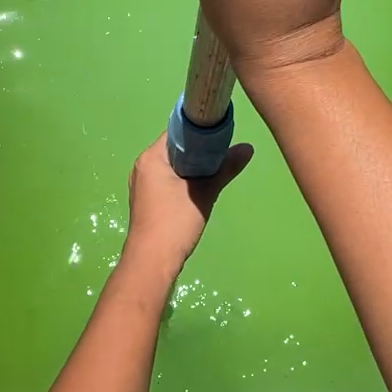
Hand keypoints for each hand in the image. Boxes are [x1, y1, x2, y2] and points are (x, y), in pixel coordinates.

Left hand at [122, 133, 254, 275]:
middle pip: (175, 150)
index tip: (221, 134)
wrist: (152, 260)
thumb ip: (226, 168)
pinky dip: (184, 182)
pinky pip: (168, 182)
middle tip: (223, 154)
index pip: (177, 132)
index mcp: (150, 158)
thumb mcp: (204, 193)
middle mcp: (142, 167)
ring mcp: (143, 186)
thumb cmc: (174, 222)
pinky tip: (200, 190)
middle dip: (199, 152)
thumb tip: (248, 148)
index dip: (200, 131)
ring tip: (215, 172)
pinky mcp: (147, 202)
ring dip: (193, 169)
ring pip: (172, 168)